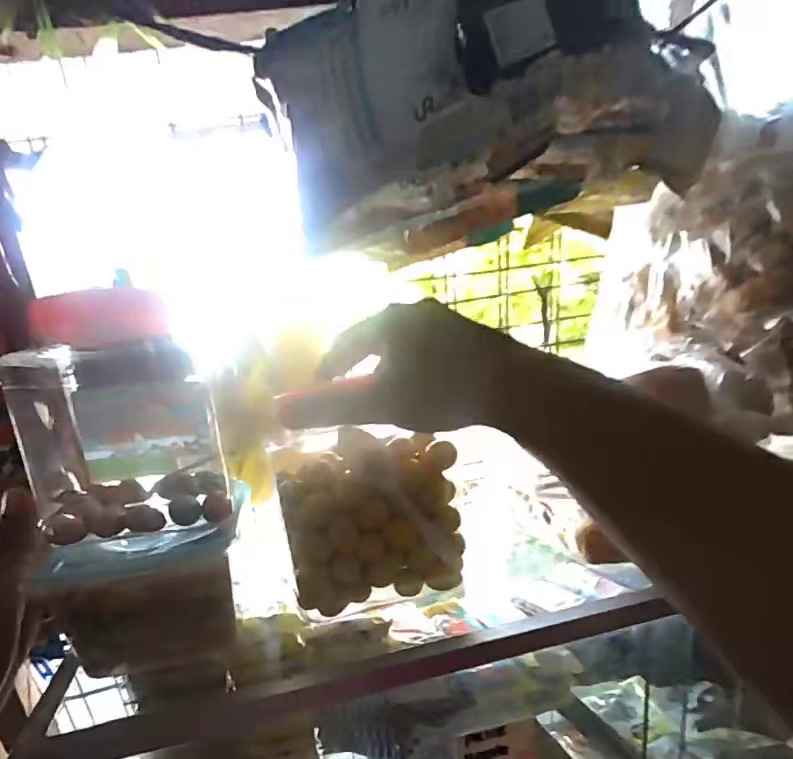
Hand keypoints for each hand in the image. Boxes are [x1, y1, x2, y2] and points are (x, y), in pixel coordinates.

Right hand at [276, 299, 550, 432]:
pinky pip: (423, 346)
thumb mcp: (379, 404)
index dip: (327, 369)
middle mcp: (411, 311)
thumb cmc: (438, 391)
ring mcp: (441, 319)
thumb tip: (281, 414)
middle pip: (370, 337)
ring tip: (383, 387)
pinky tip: (419, 384)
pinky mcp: (465, 333)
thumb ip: (330, 408)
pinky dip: (410, 364)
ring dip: (385, 363)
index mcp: (385, 322)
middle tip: (349, 387)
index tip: (320, 389)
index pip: (342, 343)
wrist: (512, 385)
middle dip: (356, 363)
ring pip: (399, 341)